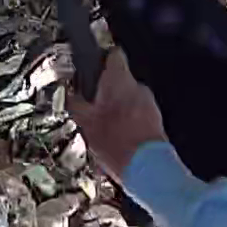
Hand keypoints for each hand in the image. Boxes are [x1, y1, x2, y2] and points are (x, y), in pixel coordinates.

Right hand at [64, 48, 165, 180]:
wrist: (149, 172)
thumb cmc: (115, 142)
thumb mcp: (84, 121)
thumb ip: (75, 101)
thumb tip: (70, 91)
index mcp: (120, 80)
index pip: (113, 54)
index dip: (100, 57)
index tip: (90, 66)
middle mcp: (138, 87)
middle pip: (118, 79)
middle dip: (104, 90)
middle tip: (89, 105)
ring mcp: (150, 104)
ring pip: (127, 98)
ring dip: (115, 107)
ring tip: (101, 127)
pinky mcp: (157, 123)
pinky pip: (137, 114)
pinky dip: (126, 122)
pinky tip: (115, 139)